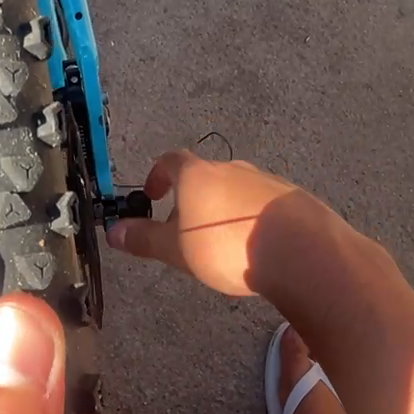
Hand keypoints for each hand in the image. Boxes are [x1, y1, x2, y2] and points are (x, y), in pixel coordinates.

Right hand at [106, 150, 341, 295]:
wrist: (301, 251)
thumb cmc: (225, 245)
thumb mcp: (175, 249)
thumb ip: (144, 239)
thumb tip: (113, 232)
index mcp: (198, 174)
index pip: (170, 161)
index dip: (157, 175)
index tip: (151, 195)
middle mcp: (231, 169)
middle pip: (203, 176)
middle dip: (189, 199)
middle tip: (182, 230)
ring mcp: (265, 181)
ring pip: (233, 191)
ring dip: (220, 210)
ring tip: (218, 244)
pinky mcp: (291, 200)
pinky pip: (259, 205)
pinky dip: (248, 220)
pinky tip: (251, 247)